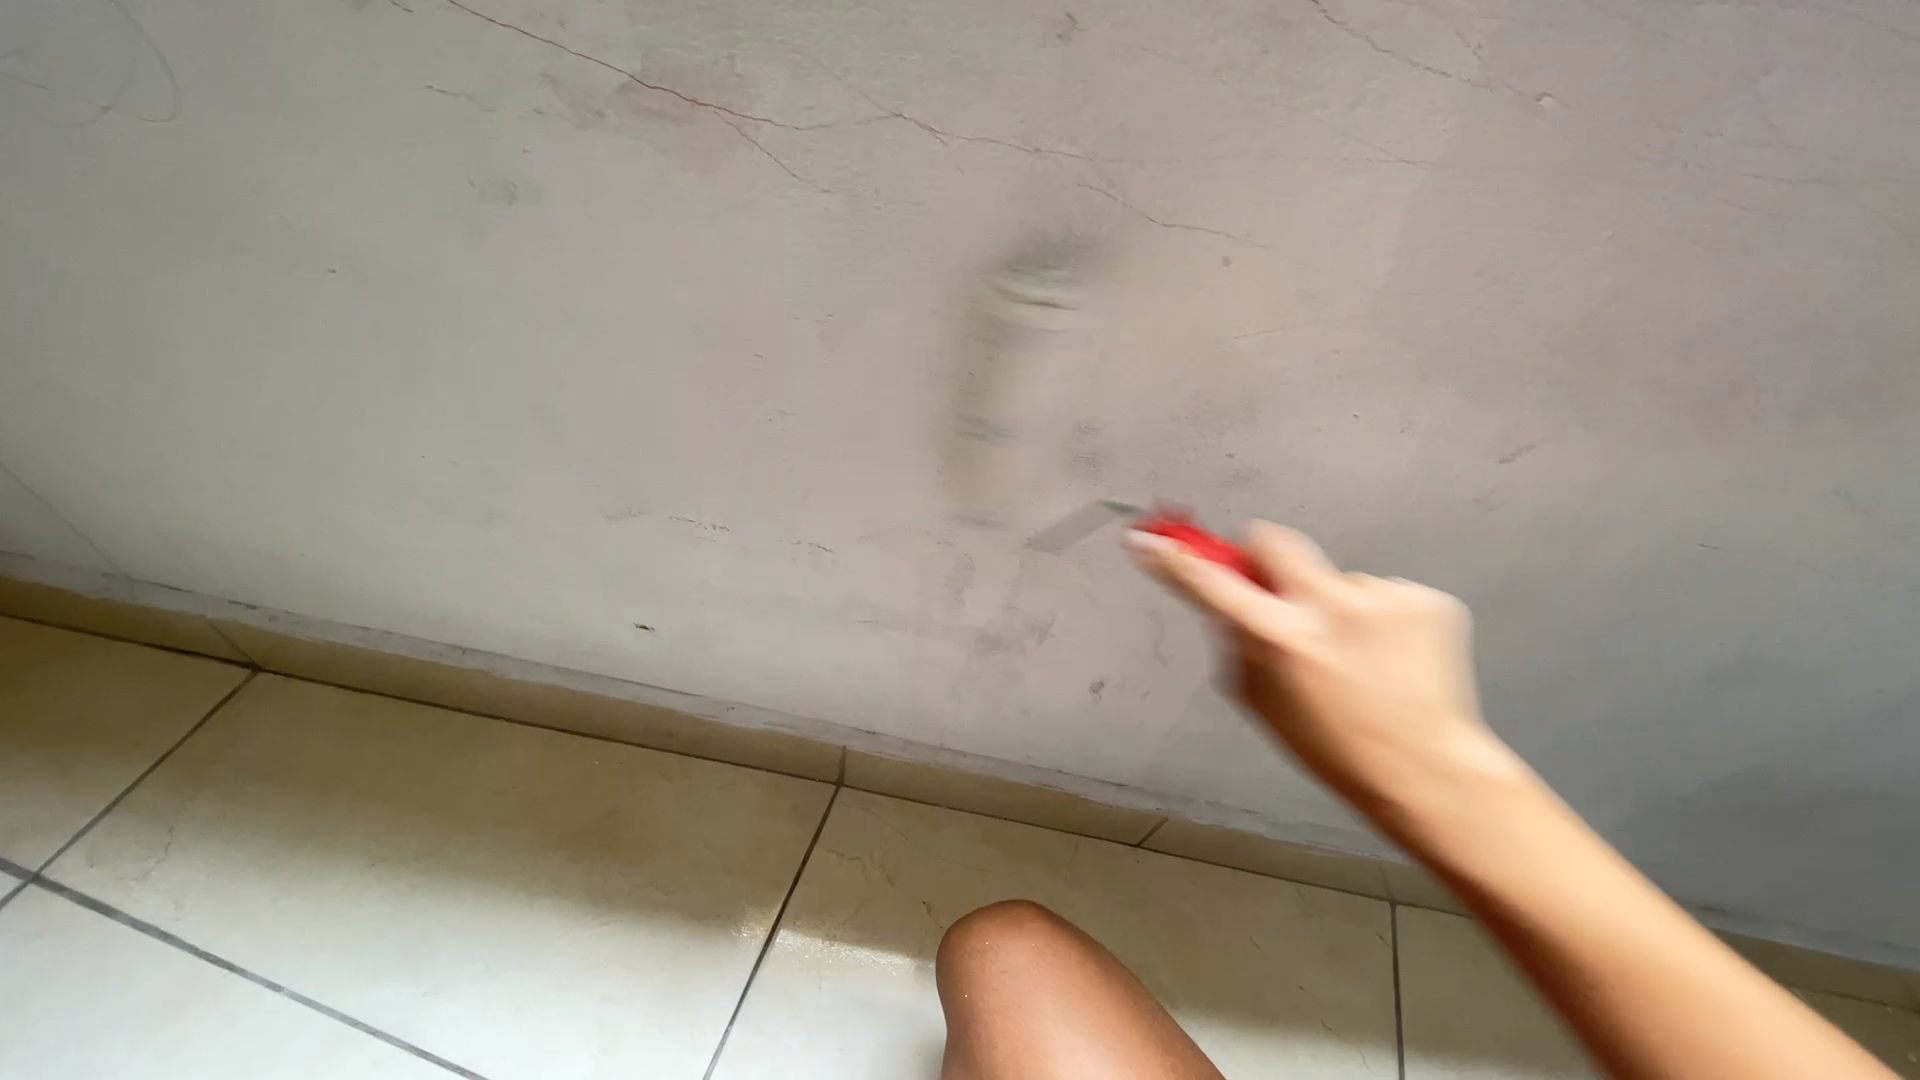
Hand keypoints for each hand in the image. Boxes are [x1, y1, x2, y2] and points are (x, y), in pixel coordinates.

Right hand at [1126, 522, 1523, 828]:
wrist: (1425, 768)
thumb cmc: (1335, 746)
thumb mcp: (1260, 701)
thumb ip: (1238, 643)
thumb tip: (1228, 602)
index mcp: (1281, 638)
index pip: (1208, 582)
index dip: (1172, 559)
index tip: (1149, 540)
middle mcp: (1329, 607)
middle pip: (1272, 540)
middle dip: (1264, 560)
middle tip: (1276, 596)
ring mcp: (1382, 598)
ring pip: (1331, 576)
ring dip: (1330, 604)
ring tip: (1353, 655)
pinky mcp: (1425, 600)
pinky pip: (1376, 591)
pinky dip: (1372, 617)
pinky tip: (1385, 655)